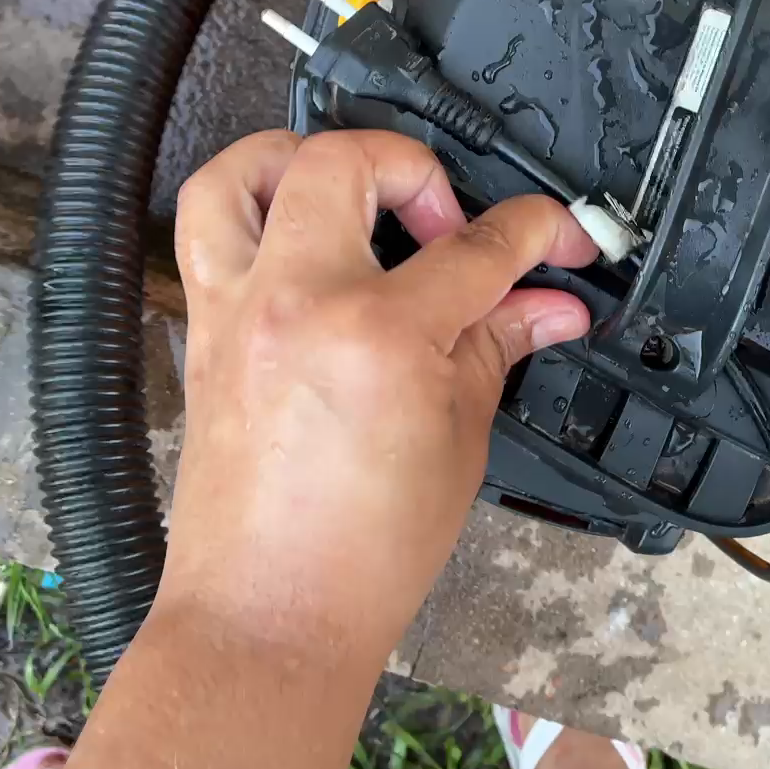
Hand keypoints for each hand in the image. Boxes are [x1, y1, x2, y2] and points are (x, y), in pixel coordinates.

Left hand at [159, 130, 596, 649]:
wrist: (272, 611)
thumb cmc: (368, 546)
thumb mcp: (463, 431)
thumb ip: (502, 342)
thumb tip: (553, 305)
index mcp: (381, 337)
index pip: (480, 249)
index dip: (540, 230)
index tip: (562, 234)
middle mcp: (298, 303)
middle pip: (350, 163)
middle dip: (420, 169)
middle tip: (451, 222)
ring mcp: (239, 311)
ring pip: (245, 171)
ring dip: (308, 157)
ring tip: (357, 191)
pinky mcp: (206, 330)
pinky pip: (206, 229)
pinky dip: (255, 203)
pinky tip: (306, 240)